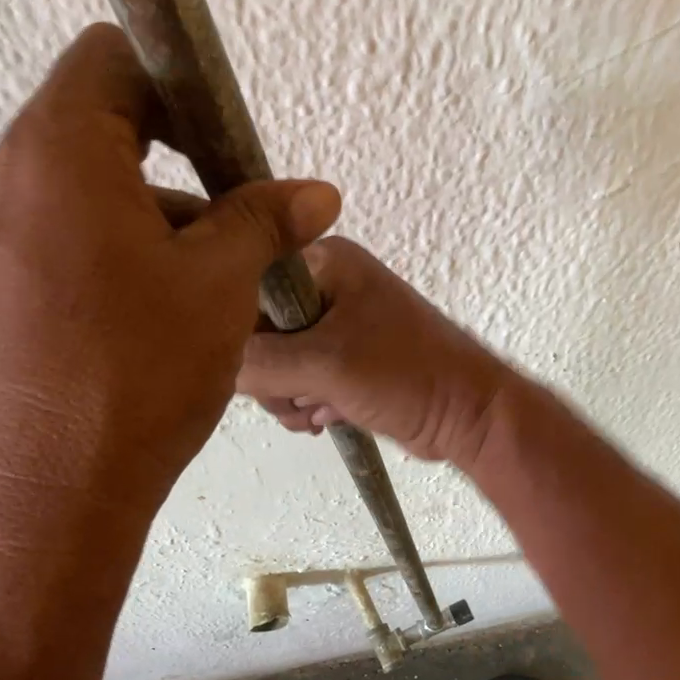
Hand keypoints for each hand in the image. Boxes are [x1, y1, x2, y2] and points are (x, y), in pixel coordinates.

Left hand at [0, 25, 340, 520]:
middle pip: (98, 122)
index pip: (113, 58)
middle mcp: (9, 176)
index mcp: (58, 151)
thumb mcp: (220, 285)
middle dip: (173, 156)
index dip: (178, 86)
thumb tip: (317, 195)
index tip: (223, 144)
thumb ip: (265, 220)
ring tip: (205, 282)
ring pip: (84, 186)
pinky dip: (115, 246)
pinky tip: (158, 310)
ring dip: (150, 209)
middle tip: (228, 217)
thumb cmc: (138, 373)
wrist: (53, 489)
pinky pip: (62, 232)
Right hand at [236, 238, 516, 467]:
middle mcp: (326, 286)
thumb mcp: (324, 364)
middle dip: (272, 375)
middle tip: (300, 394)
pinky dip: (305, 404)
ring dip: (289, 396)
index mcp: (323, 261)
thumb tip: (211, 367)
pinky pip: (298, 381)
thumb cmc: (405, 376)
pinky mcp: (343, 361)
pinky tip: (326, 417)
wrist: (469, 416)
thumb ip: (258, 362)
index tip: (259, 368)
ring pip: (275, 362)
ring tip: (319, 409)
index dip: (241, 332)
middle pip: (257, 330)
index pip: (248, 287)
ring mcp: (335, 325)